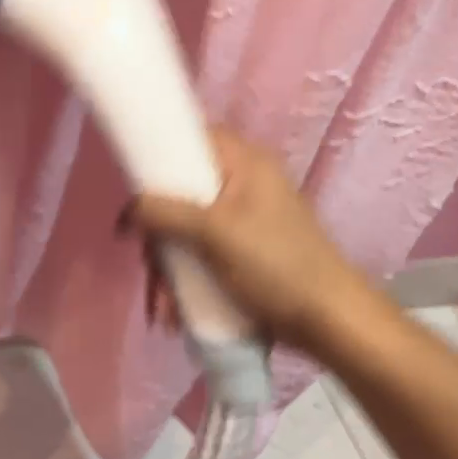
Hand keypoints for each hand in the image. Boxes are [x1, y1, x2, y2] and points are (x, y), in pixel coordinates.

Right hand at [122, 128, 394, 358]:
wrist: (331, 322)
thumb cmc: (277, 265)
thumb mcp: (215, 232)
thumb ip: (165, 212)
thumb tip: (126, 211)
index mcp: (245, 163)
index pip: (193, 136)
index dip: (159, 152)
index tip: (132, 181)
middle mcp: (242, 184)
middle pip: (179, 189)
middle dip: (157, 231)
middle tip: (148, 260)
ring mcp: (241, 220)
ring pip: (184, 227)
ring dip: (166, 265)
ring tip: (162, 302)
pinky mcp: (241, 252)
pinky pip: (198, 254)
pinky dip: (183, 278)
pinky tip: (173, 309)